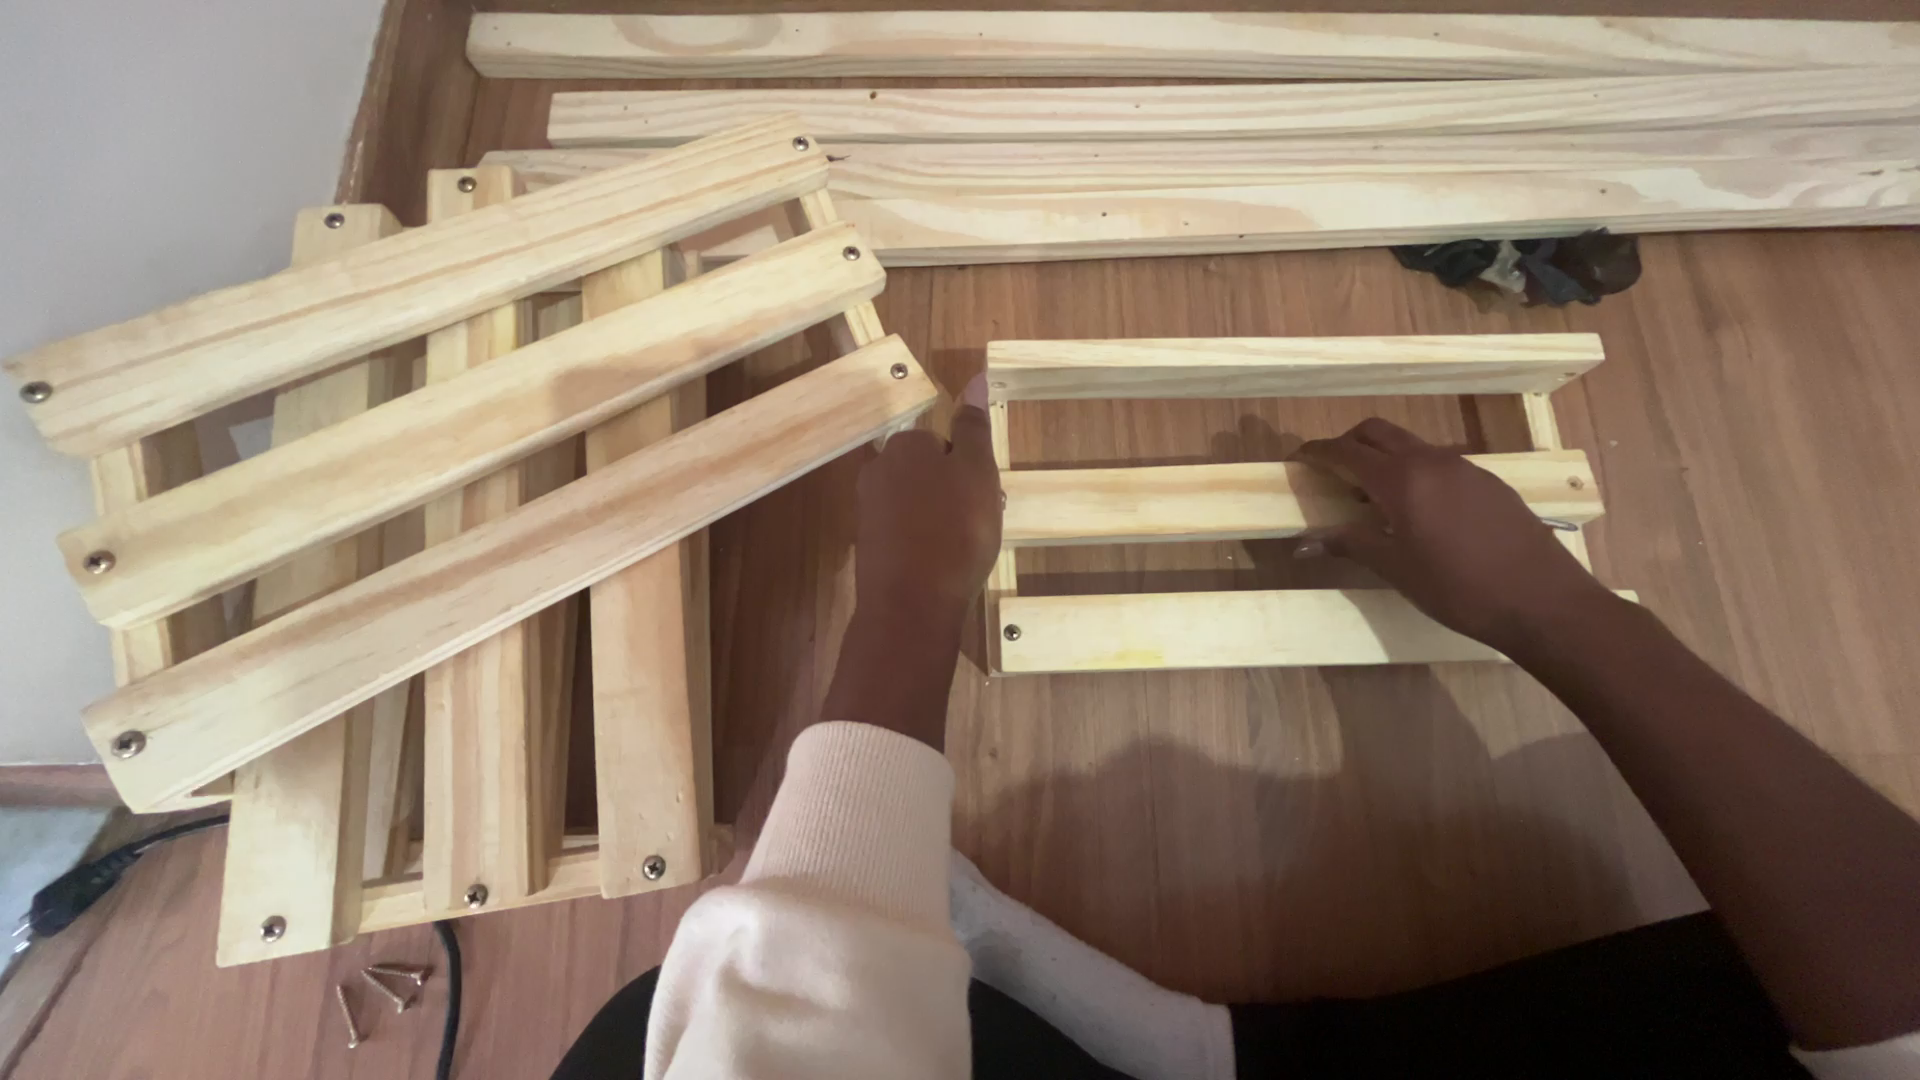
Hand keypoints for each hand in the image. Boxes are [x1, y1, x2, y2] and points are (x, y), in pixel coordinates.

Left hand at [852, 375, 1002, 622]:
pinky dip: (924, 544)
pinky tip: (941, 565)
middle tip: (978, 524)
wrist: (912, 604)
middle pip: (927, 474)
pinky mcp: (868, 548)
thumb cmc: (954, 531)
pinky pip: (905, 534)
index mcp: (902, 447)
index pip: (943, 445)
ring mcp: (868, 512)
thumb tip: (976, 378)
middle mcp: (876, 472)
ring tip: (965, 549)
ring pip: (916, 506)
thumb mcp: (977, 471)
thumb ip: (974, 427)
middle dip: (953, 494)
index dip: (969, 470)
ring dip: (941, 520)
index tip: (983, 496)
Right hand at [1292, 418, 1616, 648]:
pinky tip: (1414, 511)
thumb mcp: (1394, 568)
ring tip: (1368, 497)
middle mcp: (1432, 462)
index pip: (1345, 452)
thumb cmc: (1457, 588)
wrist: (1544, 603)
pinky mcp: (1489, 483)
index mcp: (1402, 480)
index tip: (1295, 461)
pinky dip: (1412, 472)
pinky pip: (1437, 463)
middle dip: (1347, 444)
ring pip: (1410, 445)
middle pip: (1377, 432)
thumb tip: (1305, 543)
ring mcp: (1465, 469)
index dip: (1316, 453)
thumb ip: (1349, 544)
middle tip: (1329, 473)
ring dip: (1381, 458)